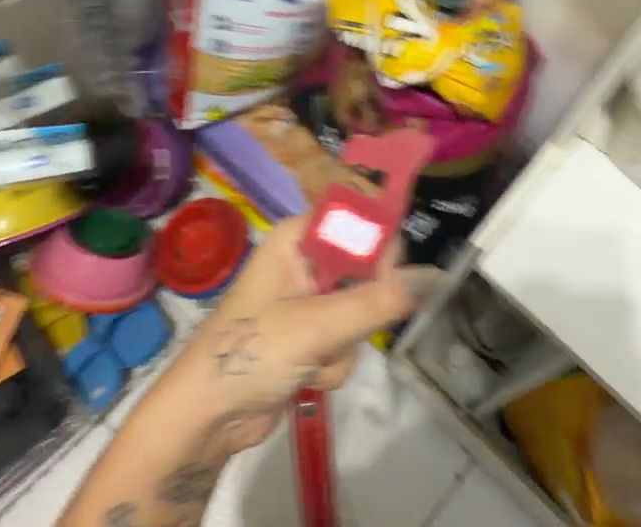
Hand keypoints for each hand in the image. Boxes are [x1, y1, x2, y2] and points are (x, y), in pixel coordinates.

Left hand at [157, 213, 444, 455]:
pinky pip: (347, 341)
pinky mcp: (310, 339)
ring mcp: (308, 303)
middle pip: (367, 269)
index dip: (379, 248)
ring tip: (311, 359)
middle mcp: (304, 262)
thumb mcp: (318, 325)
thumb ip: (379, 301)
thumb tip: (434, 277)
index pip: (357, 221)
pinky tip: (306, 377)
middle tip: (341, 326)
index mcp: (297, 238)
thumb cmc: (251, 353)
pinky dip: (333, 364)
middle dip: (361, 308)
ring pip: (361, 312)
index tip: (389, 280)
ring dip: (344, 344)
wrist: (206, 418)